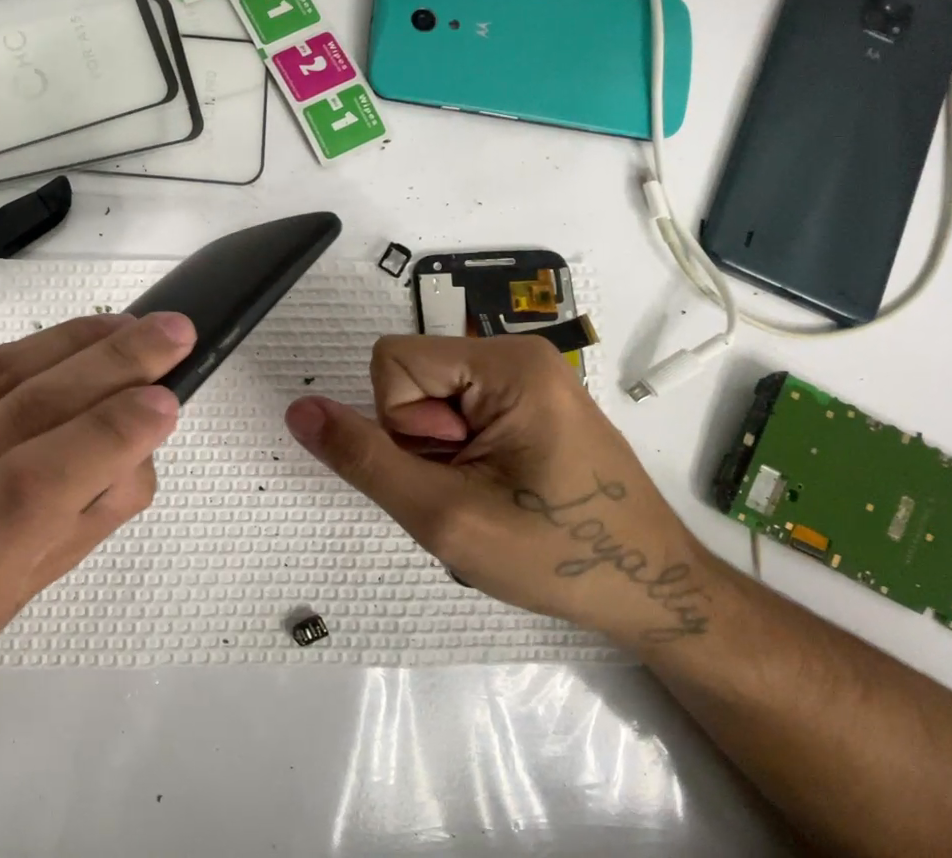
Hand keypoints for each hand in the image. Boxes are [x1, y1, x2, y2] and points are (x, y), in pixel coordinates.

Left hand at [0, 312, 194, 666]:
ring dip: (69, 344)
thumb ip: (91, 511)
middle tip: (170, 333)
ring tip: (127, 327)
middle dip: (105, 368)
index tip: (166, 399)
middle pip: (13, 417)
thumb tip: (141, 421)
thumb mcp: (31, 587)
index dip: (103, 437)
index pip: (31, 490)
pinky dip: (21, 353)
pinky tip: (63, 346)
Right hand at [284, 334, 725, 650]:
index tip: (450, 472)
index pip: (391, 362)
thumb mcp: (443, 515)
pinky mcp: (530, 405)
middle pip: (408, 379)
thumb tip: (297, 411)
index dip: (399, 425)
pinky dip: (457, 457)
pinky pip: (455, 414)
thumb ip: (363, 458)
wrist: (654, 594)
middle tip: (470, 492)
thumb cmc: (557, 558)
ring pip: (426, 401)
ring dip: (436, 456)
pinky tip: (495, 492)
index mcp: (509, 365)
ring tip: (485, 497)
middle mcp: (519, 357)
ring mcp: (528, 381)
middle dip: (419, 442)